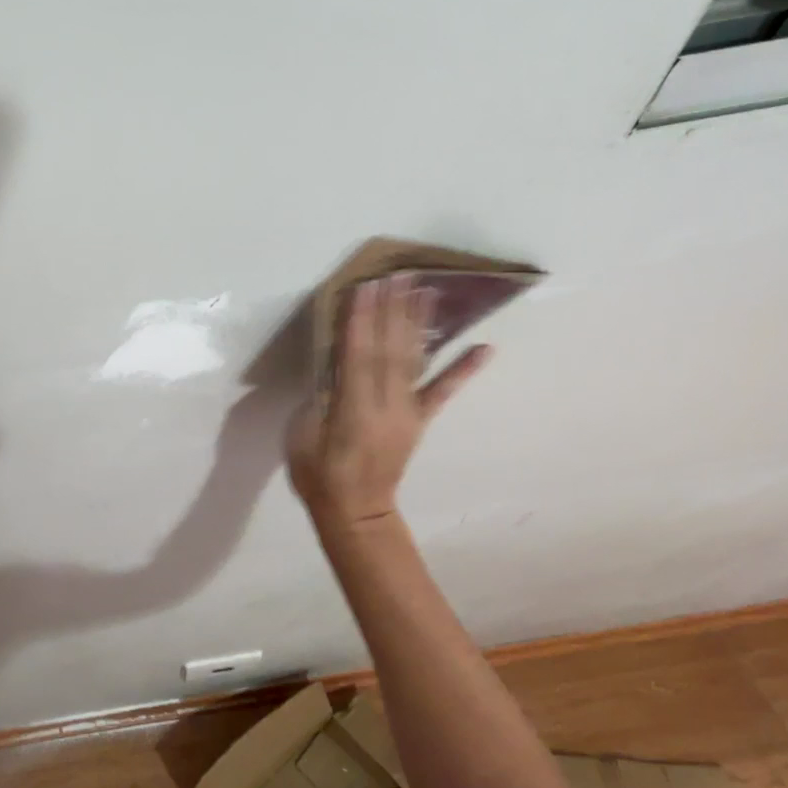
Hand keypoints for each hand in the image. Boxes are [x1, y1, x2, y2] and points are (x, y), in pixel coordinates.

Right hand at [287, 274, 489, 523]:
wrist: (354, 513)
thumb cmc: (317, 473)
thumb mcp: (303, 434)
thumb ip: (319, 398)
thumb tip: (330, 364)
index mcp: (353, 409)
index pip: (358, 354)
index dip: (361, 319)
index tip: (366, 286)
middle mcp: (386, 405)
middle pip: (388, 350)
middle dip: (390, 310)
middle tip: (396, 274)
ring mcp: (407, 412)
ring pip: (413, 360)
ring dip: (418, 323)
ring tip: (425, 290)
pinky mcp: (418, 420)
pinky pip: (442, 392)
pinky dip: (463, 369)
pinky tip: (484, 348)